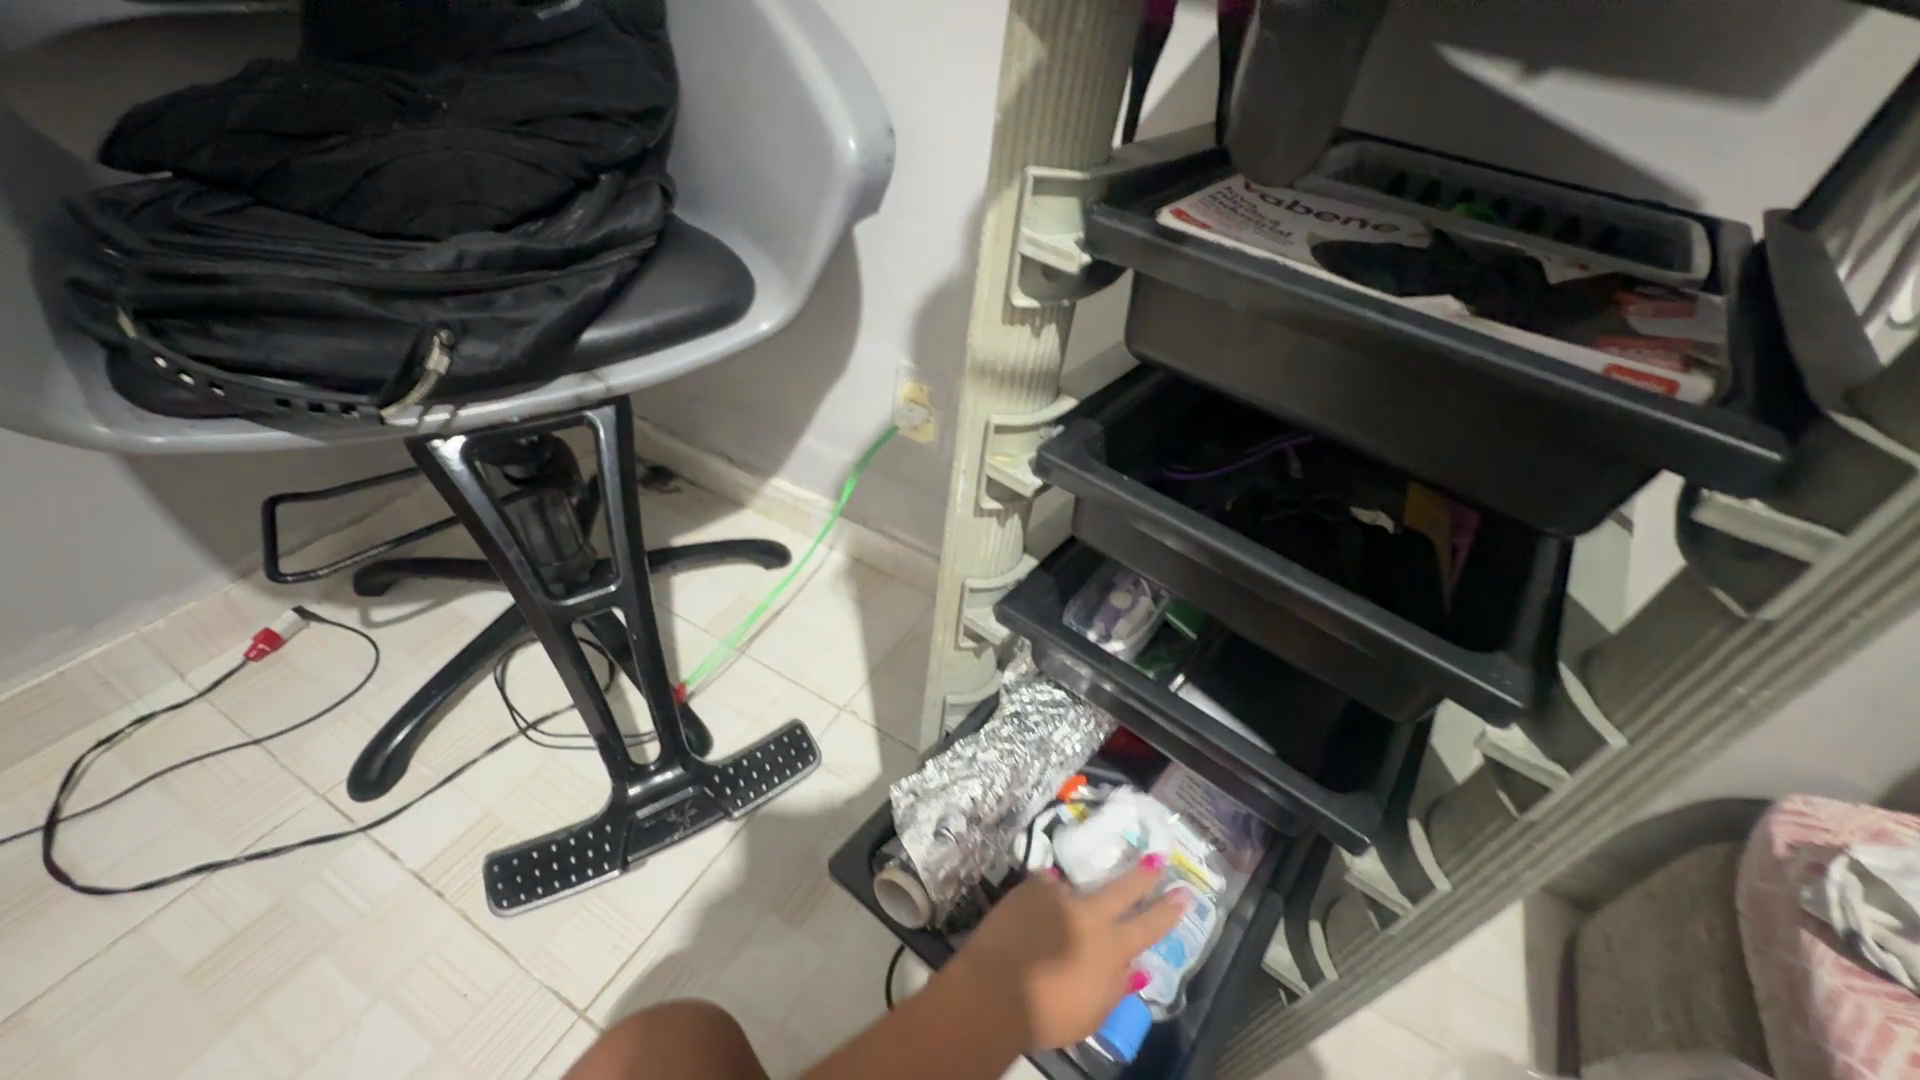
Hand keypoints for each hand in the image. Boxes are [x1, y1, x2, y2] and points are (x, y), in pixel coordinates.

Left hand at [944, 859, 1187, 1050]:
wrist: (993, 991)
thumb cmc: (1047, 1014)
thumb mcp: (1092, 1012)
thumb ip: (1116, 986)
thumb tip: (1134, 969)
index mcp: (1111, 947)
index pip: (1149, 925)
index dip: (1168, 910)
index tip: (1185, 892)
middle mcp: (1089, 914)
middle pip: (1122, 890)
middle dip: (1143, 875)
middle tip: (1158, 858)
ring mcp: (1057, 897)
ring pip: (1077, 889)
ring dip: (1080, 894)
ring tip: (1073, 901)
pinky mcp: (1028, 889)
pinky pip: (1046, 888)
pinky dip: (1048, 896)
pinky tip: (1042, 902)